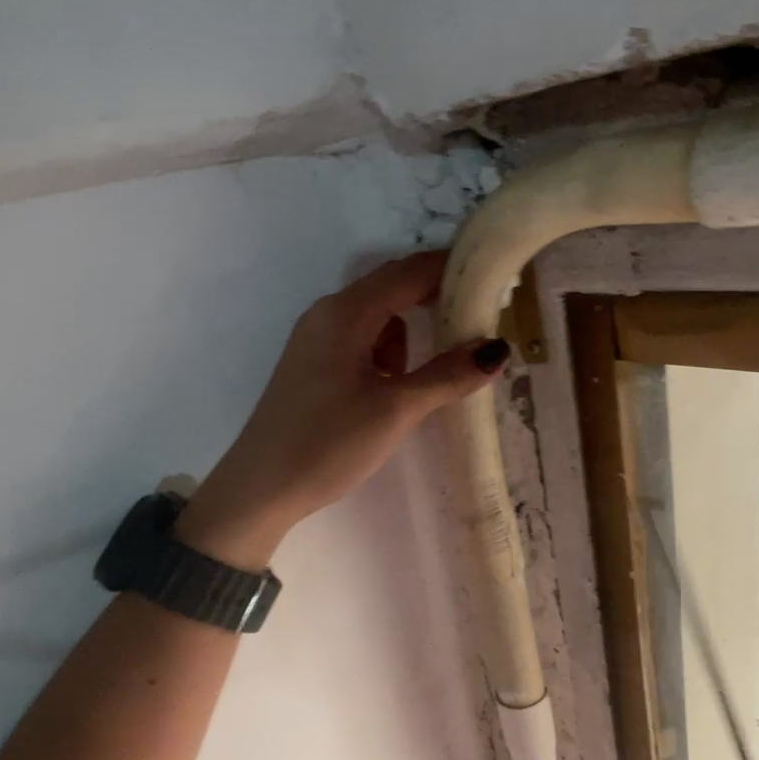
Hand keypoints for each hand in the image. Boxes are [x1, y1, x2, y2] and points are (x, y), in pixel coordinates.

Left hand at [175, 252, 509, 568]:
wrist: (261, 489)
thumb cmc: (327, 444)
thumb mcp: (395, 410)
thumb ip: (447, 376)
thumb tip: (497, 349)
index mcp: (346, 313)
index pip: (409, 272)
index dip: (452, 270)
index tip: (495, 277)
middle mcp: (328, 314)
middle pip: (393, 289)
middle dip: (435, 302)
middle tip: (480, 322)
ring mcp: (317, 340)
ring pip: (379, 321)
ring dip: (409, 339)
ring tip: (425, 381)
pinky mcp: (314, 367)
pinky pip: (362, 344)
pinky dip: (387, 358)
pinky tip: (391, 395)